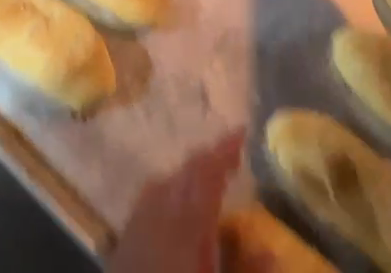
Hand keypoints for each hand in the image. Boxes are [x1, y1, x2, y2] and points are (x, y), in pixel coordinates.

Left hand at [106, 132, 243, 272]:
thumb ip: (245, 271)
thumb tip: (269, 250)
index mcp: (185, 228)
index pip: (206, 177)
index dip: (223, 152)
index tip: (241, 132)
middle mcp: (157, 219)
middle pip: (182, 176)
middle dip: (206, 160)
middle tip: (231, 153)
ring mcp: (135, 230)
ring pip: (162, 186)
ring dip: (186, 174)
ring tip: (207, 174)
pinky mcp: (121, 246)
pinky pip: (146, 203)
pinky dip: (165, 192)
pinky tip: (172, 203)